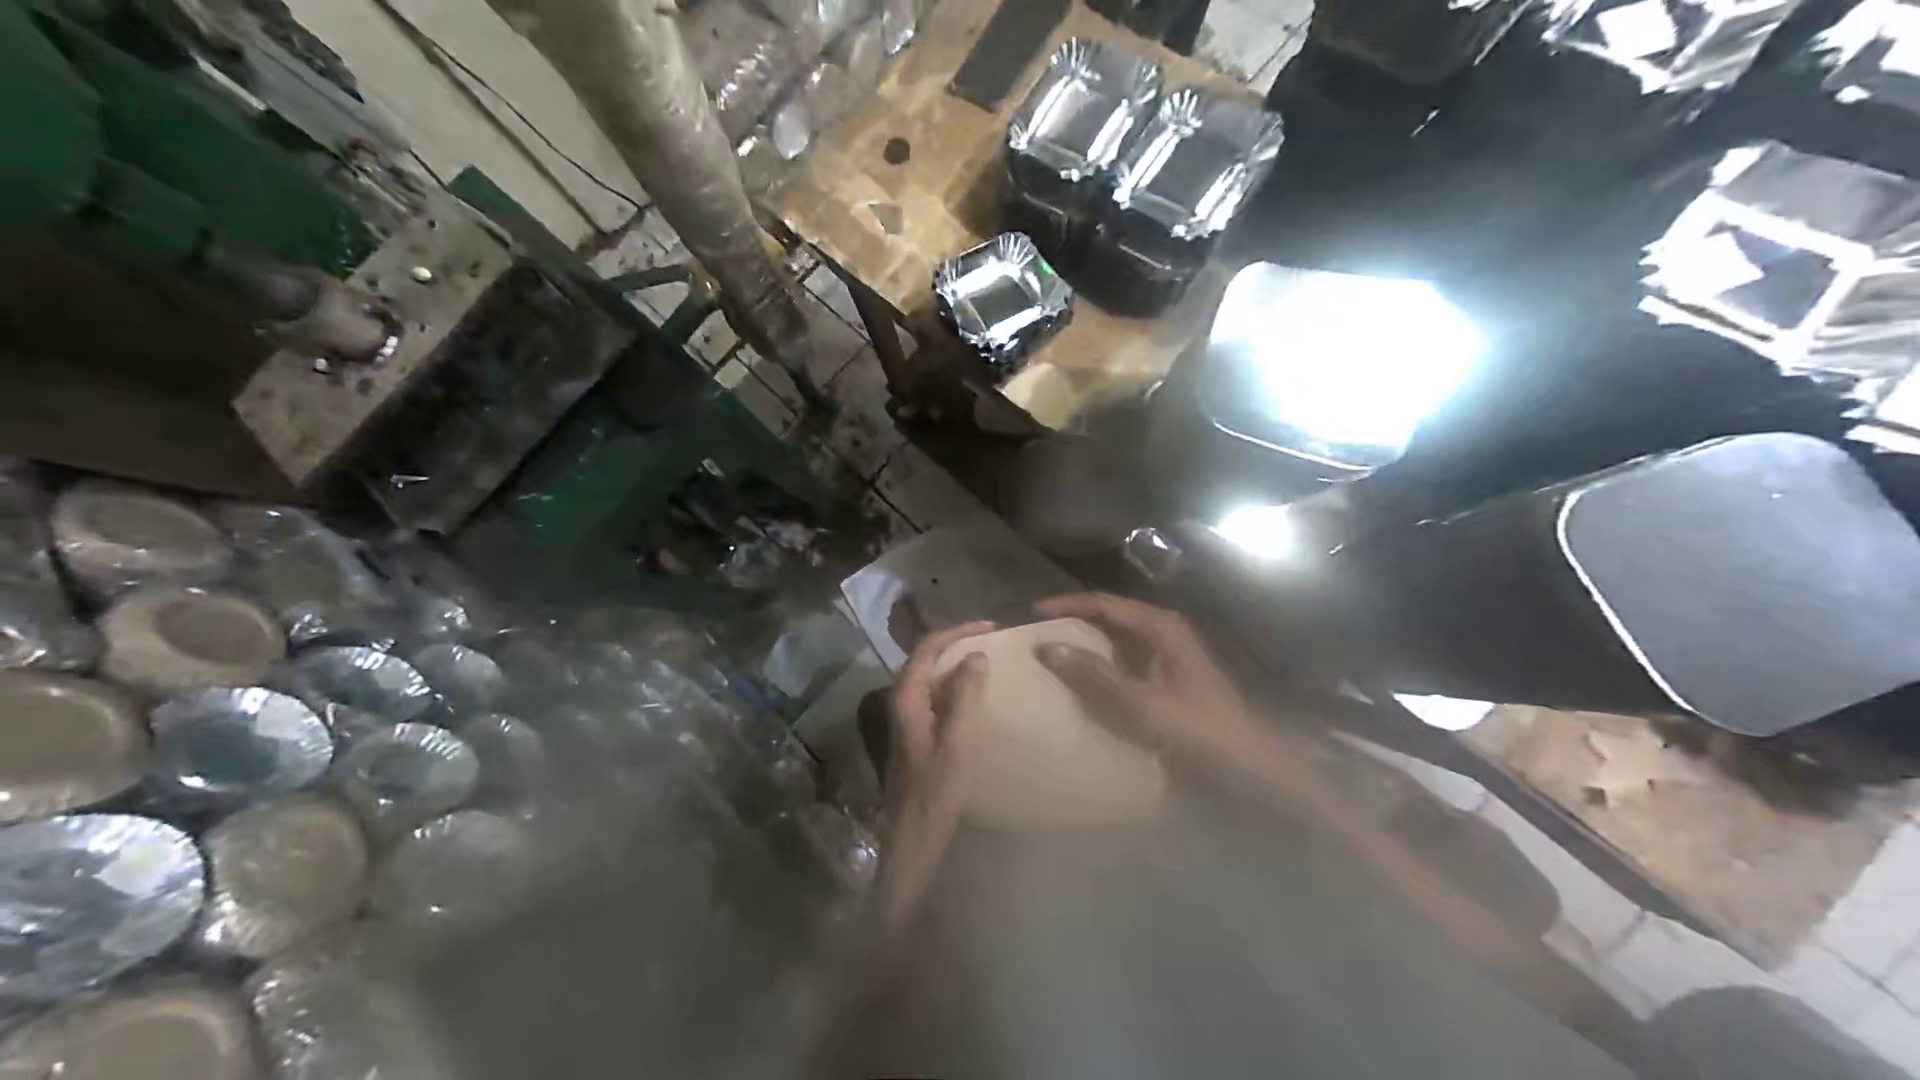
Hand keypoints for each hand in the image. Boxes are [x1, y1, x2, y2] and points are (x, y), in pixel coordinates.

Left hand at [886, 620, 994, 820]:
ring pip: (929, 676)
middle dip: (956, 642)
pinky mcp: (915, 732)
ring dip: (955, 663)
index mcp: (907, 698)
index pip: (927, 648)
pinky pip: (934, 695)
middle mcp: (901, 701)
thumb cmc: (935, 791)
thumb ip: (965, 697)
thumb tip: (976, 655)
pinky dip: (954, 684)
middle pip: (925, 658)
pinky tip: (975, 694)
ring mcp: (906, 717)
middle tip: (991, 639)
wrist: (913, 837)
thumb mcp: (956, 743)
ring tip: (986, 659)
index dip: (957, 632)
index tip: (990, 628)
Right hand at [1032, 593, 1263, 769]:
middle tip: (1039, 627)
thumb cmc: (1198, 728)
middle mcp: (1164, 628)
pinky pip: (1126, 651)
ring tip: (1054, 643)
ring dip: (1086, 634)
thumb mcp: (1141, 701)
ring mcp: (1168, 648)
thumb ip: (1095, 673)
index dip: (1067, 604)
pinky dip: (1101, 654)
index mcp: (1160, 626)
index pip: (1104, 603)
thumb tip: (1047, 647)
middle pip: (1111, 611)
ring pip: (1118, 630)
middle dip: (1074, 616)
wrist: (1247, 760)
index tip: (1034, 611)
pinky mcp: (1167, 669)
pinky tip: (1084, 668)